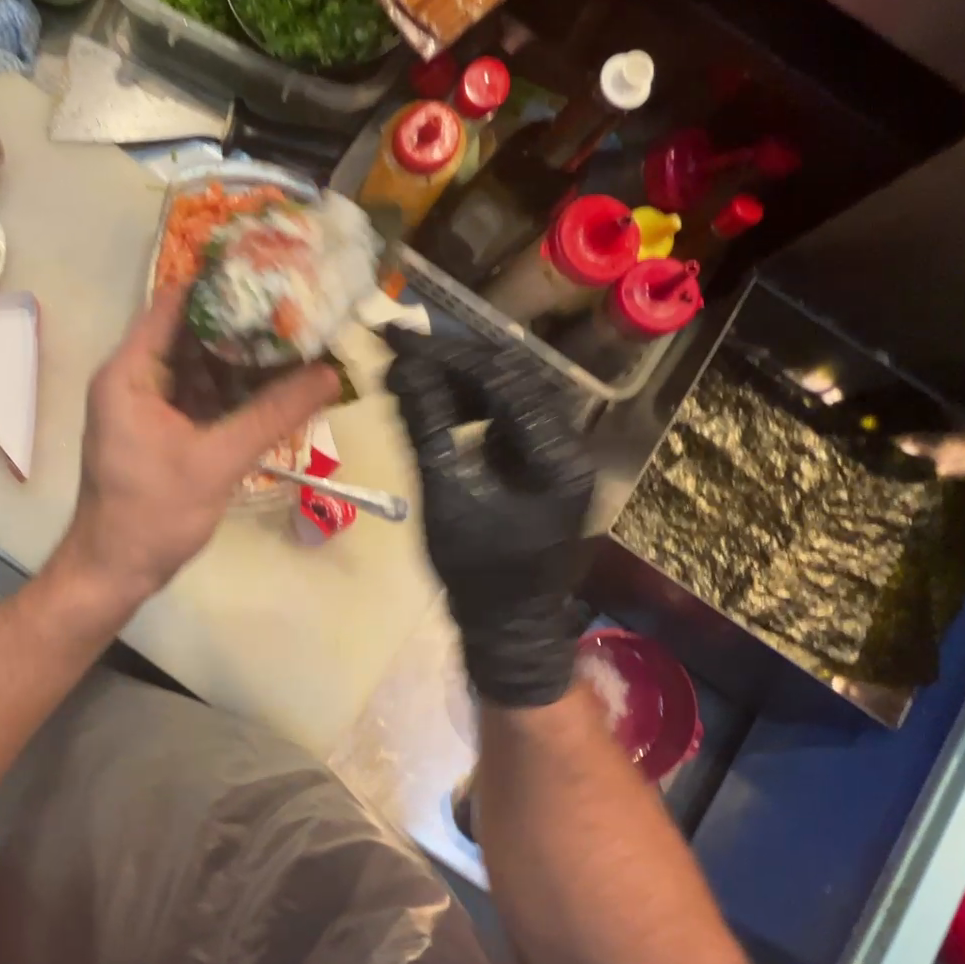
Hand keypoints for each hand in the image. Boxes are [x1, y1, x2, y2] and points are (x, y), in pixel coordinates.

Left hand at [53, 288, 339, 600]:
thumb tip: (331, 374)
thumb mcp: (217, 461)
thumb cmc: (153, 515)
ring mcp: (147, 405)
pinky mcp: (161, 430)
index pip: (177, 303)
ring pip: (201, 366)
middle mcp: (135, 378)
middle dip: (245, 325)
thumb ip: (274, 414)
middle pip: (193, 332)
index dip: (224, 286)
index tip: (276, 278)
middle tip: (301, 313)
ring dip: (244, 361)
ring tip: (300, 344)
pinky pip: (201, 397)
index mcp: (130, 371)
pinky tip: (278, 389)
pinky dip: (234, 393)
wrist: (114, 571)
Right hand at [382, 327, 593, 707]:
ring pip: (507, 393)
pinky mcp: (537, 464)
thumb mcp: (445, 495)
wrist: (505, 626)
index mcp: (557, 453)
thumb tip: (400, 367)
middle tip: (398, 346)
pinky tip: (435, 405)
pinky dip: (467, 404)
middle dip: (452, 358)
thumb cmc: (476, 570)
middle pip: (511, 377)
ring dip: (459, 379)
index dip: (448, 353)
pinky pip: (503, 417)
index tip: (397, 338)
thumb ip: (426, 426)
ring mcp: (554, 453)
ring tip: (411, 373)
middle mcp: (567, 443)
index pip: (503, 378)